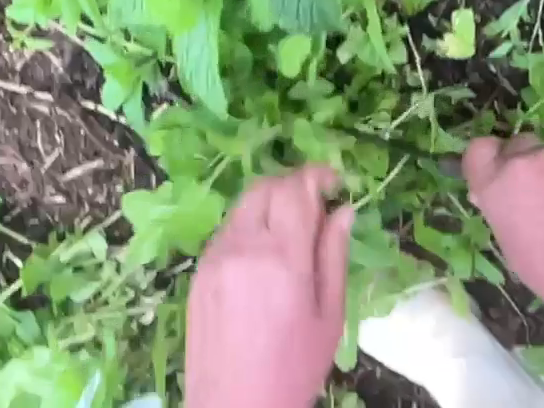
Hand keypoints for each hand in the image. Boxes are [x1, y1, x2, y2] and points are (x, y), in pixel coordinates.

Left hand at [185, 165, 355, 407]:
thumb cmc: (293, 368)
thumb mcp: (329, 316)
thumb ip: (334, 255)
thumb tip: (343, 209)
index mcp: (283, 259)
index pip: (296, 189)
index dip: (316, 175)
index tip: (334, 180)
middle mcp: (245, 247)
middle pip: (267, 187)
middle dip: (293, 185)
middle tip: (314, 203)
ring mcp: (216, 257)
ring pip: (245, 204)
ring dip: (270, 202)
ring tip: (290, 229)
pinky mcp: (200, 270)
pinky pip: (228, 229)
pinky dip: (250, 224)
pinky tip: (263, 253)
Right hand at [463, 136, 543, 396]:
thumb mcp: (515, 248)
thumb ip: (502, 210)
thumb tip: (498, 195)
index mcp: (497, 186)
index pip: (478, 150)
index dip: (488, 162)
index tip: (498, 179)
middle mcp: (526, 161)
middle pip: (517, 146)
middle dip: (524, 164)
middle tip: (541, 195)